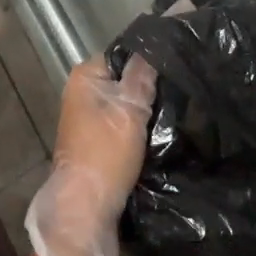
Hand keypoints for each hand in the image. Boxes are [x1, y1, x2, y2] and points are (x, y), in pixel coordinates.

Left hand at [25, 53, 157, 255]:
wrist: (84, 210)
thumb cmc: (106, 154)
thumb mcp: (131, 110)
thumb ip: (142, 74)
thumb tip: (154, 45)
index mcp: (84, 76)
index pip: (123, 54)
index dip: (148, 61)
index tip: (173, 70)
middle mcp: (80, 92)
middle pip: (124, 78)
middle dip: (147, 87)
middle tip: (175, 94)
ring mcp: (85, 118)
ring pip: (124, 103)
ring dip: (143, 111)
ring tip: (170, 113)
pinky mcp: (93, 141)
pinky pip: (120, 123)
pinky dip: (135, 128)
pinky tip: (155, 133)